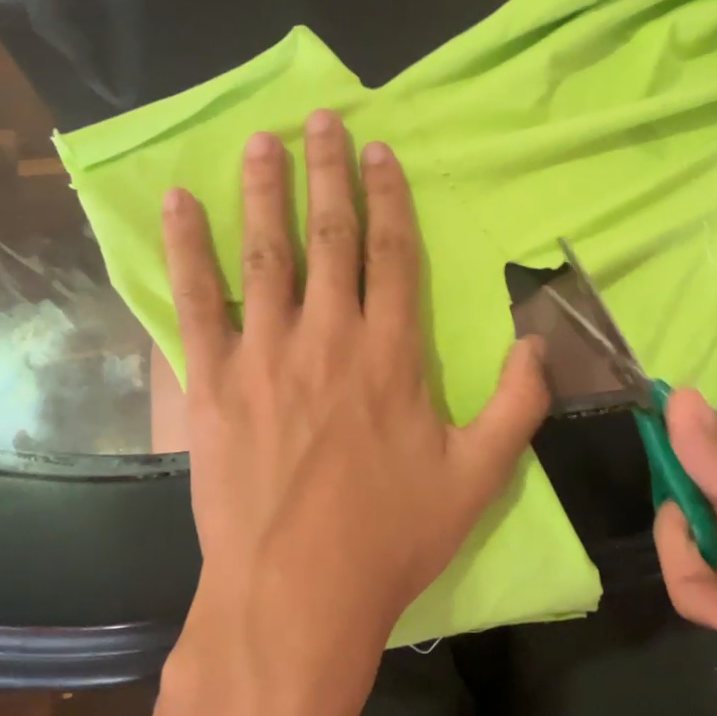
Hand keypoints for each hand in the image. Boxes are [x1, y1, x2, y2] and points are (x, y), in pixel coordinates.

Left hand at [161, 110, 549, 653]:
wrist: (296, 596)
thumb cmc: (392, 537)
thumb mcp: (480, 477)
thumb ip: (518, 405)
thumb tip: (538, 343)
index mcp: (391, 355)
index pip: (392, 254)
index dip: (387, 197)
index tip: (377, 151)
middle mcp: (327, 337)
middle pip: (328, 237)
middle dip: (326, 173)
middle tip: (318, 119)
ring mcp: (263, 356)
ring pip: (263, 254)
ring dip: (261, 192)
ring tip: (259, 142)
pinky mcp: (212, 384)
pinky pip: (196, 302)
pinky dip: (187, 250)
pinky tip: (178, 206)